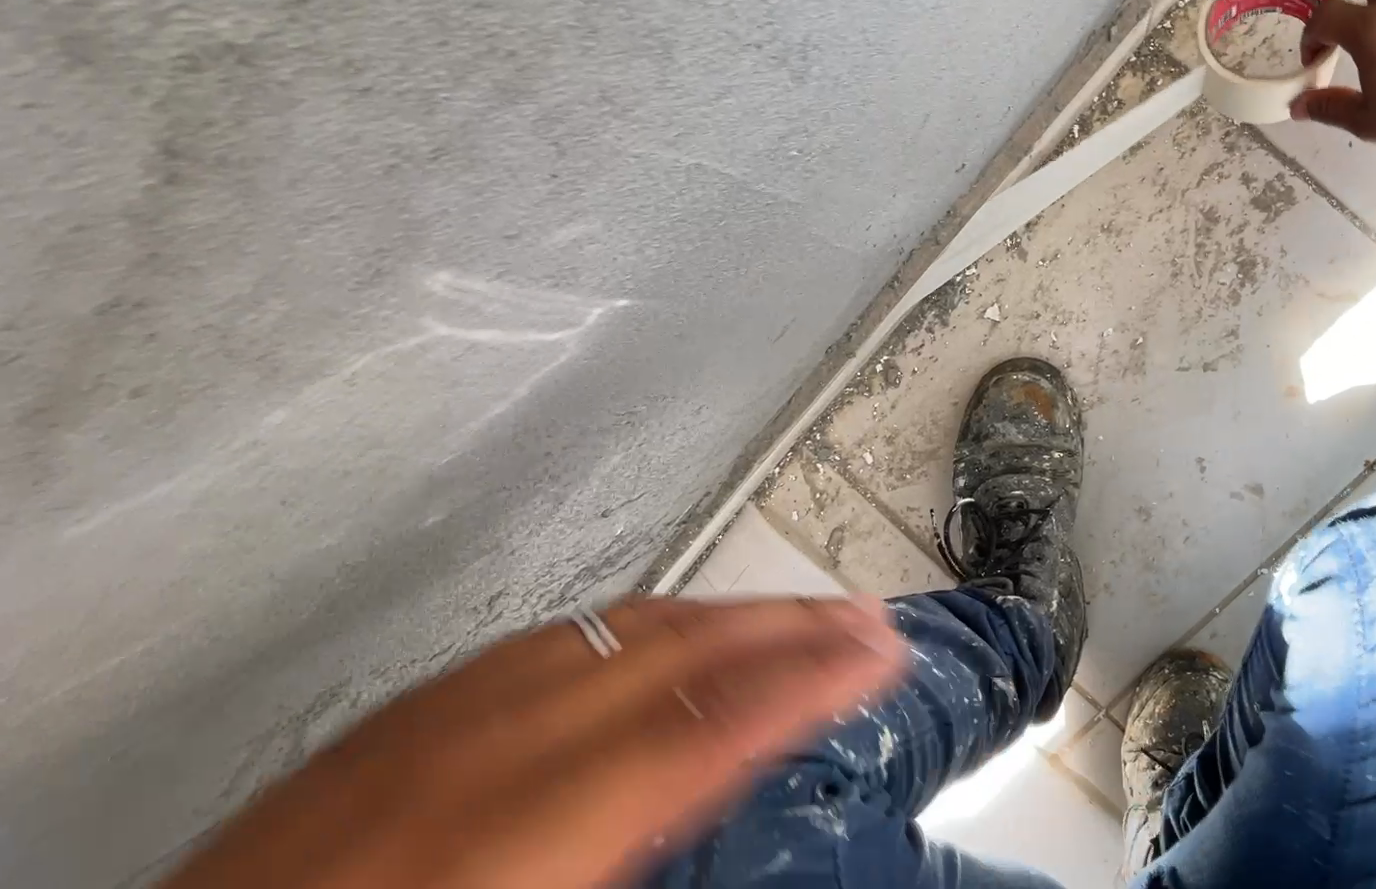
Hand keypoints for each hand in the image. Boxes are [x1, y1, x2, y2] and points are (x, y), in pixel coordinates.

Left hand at [159, 596, 906, 888]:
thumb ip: (633, 863)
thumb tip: (722, 787)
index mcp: (499, 846)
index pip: (698, 727)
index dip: (805, 681)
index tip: (878, 656)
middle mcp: (465, 757)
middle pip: (667, 652)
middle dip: (786, 626)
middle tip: (868, 619)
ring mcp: (421, 725)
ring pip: (615, 629)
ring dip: (726, 615)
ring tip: (799, 617)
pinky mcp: (394, 722)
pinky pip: (554, 640)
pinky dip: (646, 625)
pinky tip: (676, 633)